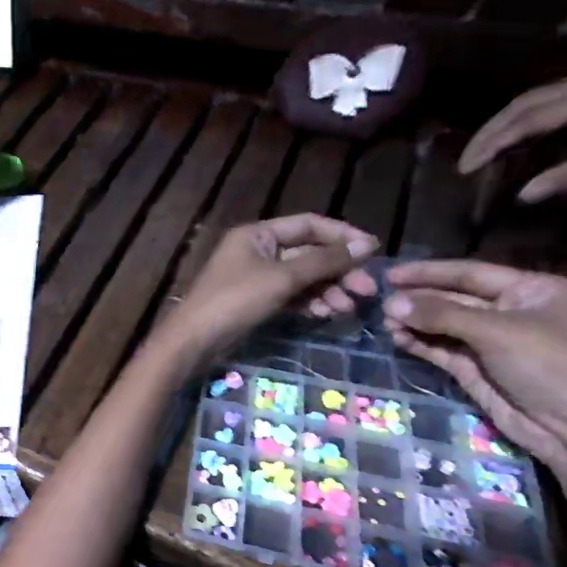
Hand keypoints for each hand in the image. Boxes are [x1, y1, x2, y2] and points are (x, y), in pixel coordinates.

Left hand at [160, 214, 379, 362]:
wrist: (193, 342)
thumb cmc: (234, 301)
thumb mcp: (281, 278)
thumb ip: (323, 261)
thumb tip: (366, 245)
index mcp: (258, 234)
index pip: (309, 225)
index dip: (342, 236)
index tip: (372, 251)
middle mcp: (257, 250)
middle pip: (308, 253)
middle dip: (338, 271)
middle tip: (367, 291)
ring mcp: (256, 278)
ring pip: (301, 278)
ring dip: (327, 290)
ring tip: (348, 308)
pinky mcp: (255, 302)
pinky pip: (290, 296)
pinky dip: (309, 303)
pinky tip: (327, 314)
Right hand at [384, 260, 566, 566]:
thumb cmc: (554, 364)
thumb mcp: (498, 331)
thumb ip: (443, 315)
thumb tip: (391, 303)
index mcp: (533, 290)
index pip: (472, 273)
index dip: (431, 272)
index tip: (391, 274)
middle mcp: (515, 313)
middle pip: (458, 300)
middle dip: (420, 300)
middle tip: (379, 301)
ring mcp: (497, 346)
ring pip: (448, 328)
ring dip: (417, 324)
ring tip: (384, 322)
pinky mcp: (481, 374)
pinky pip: (447, 353)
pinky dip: (424, 345)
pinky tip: (400, 339)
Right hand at [459, 55, 566, 202]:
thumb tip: (525, 193)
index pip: (529, 118)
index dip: (492, 142)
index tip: (465, 169)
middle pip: (526, 102)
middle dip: (490, 133)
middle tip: (465, 162)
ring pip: (538, 96)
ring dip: (507, 124)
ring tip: (486, 151)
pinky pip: (556, 96)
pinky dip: (529, 118)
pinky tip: (522, 136)